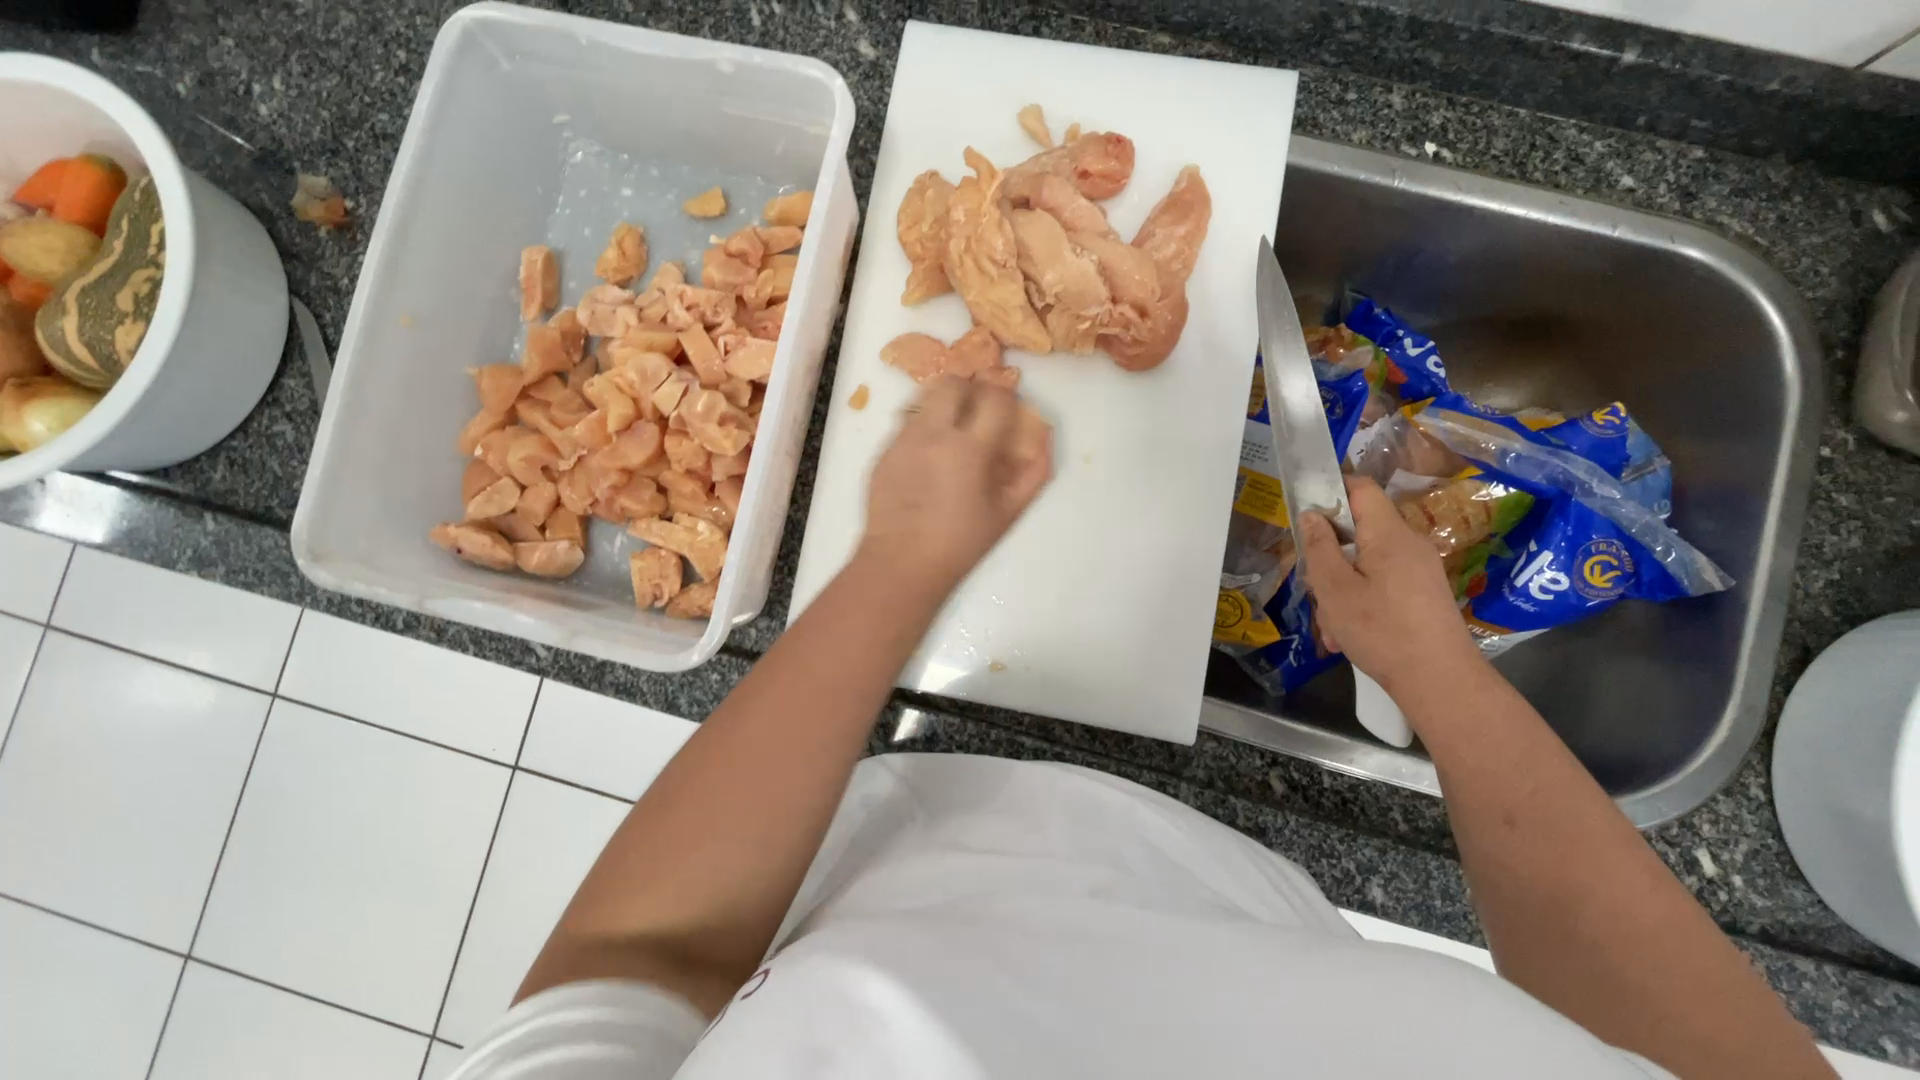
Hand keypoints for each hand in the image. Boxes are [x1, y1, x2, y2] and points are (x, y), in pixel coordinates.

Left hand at [856, 376, 1052, 598]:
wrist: (901, 562)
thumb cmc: (960, 543)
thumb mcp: (1008, 512)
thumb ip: (1034, 471)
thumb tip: (1044, 436)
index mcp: (969, 450)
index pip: (994, 397)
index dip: (1006, 395)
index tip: (1009, 405)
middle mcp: (932, 435)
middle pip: (952, 382)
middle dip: (969, 387)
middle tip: (977, 407)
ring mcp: (902, 441)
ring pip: (924, 399)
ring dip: (942, 405)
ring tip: (951, 430)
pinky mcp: (882, 452)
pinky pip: (904, 425)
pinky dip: (921, 430)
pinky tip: (927, 458)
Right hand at [1297, 476, 1483, 697]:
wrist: (1440, 680)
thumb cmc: (1381, 630)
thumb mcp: (1335, 590)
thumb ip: (1319, 548)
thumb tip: (1312, 514)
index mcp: (1388, 535)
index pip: (1362, 488)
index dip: (1331, 489)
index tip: (1304, 512)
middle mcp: (1409, 545)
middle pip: (1359, 532)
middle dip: (1330, 556)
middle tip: (1313, 589)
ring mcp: (1419, 570)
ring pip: (1366, 564)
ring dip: (1341, 589)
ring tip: (1331, 626)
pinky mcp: (1423, 594)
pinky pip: (1381, 585)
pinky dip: (1360, 603)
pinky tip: (1348, 637)